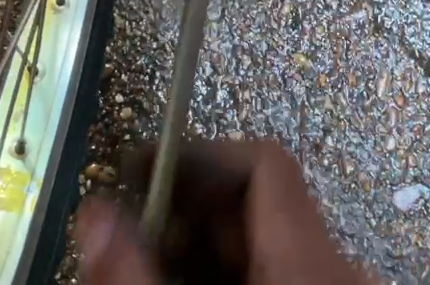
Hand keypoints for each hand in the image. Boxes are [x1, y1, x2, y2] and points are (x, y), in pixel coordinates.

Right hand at [75, 141, 371, 284]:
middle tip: (123, 234)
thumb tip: (94, 211)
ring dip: (193, 253)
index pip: (265, 165)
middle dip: (183, 212)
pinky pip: (270, 280)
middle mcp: (335, 272)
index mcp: (313, 262)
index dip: (199, 156)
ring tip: (139, 270)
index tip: (137, 172)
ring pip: (258, 250)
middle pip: (256, 208)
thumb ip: (134, 275)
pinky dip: (222, 282)